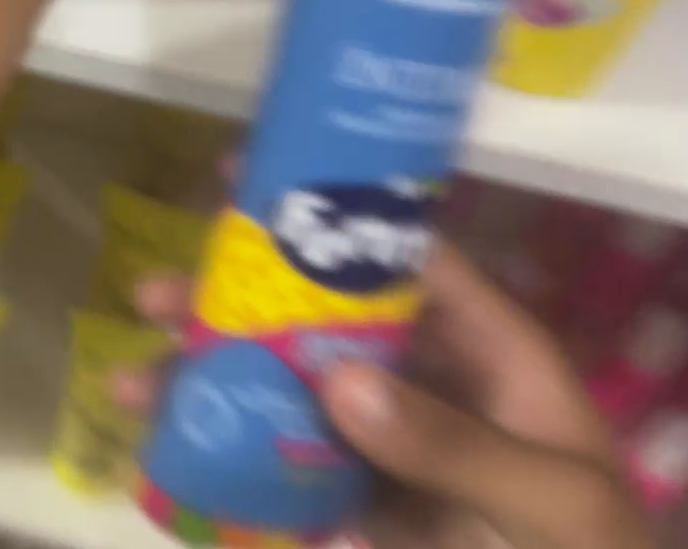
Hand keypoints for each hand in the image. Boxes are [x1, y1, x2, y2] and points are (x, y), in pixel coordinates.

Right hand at [125, 248, 653, 548]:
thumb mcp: (556, 509)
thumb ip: (459, 447)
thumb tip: (338, 381)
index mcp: (472, 349)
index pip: (392, 255)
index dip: (320, 208)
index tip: (240, 177)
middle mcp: (404, 370)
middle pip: (300, 311)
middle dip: (218, 300)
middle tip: (152, 298)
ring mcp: (364, 426)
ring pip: (264, 375)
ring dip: (193, 374)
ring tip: (131, 388)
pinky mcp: (334, 477)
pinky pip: (261, 441)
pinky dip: (208, 438)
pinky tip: (159, 443)